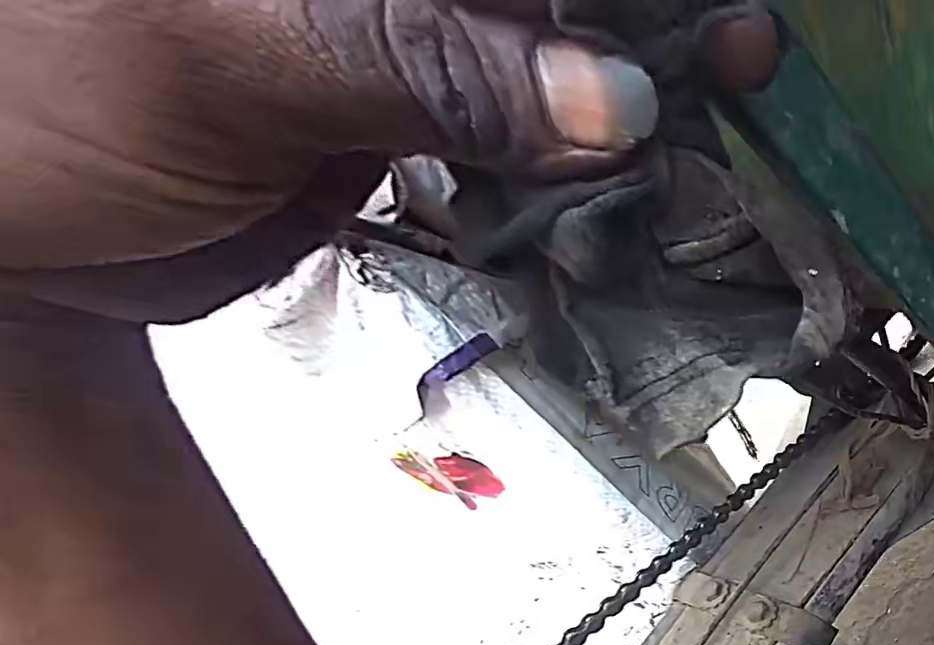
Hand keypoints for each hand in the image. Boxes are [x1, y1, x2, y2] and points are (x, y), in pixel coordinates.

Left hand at [0, 0, 777, 320]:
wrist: (5, 223)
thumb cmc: (28, 92)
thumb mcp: (219, 49)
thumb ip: (430, 61)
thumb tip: (623, 102)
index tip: (721, 15)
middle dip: (652, 22)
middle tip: (749, 58)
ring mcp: (411, 28)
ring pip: (560, 49)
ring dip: (640, 92)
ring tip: (719, 120)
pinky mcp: (428, 104)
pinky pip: (542, 119)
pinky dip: (599, 151)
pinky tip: (644, 173)